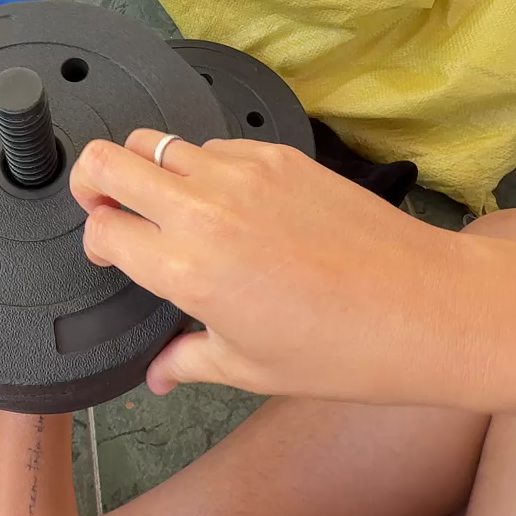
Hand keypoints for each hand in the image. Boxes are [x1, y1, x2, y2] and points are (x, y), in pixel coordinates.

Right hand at [68, 130, 475, 404]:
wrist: (423, 304)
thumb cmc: (340, 350)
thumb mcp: (249, 368)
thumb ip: (183, 360)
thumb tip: (156, 374)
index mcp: (185, 270)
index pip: (101, 228)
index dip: (96, 240)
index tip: (111, 250)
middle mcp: (200, 210)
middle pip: (104, 160)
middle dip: (91, 180)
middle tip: (107, 202)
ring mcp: (237, 171)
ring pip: (154, 141)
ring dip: (147, 168)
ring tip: (170, 198)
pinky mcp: (271, 151)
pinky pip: (211, 144)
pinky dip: (203, 166)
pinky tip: (231, 198)